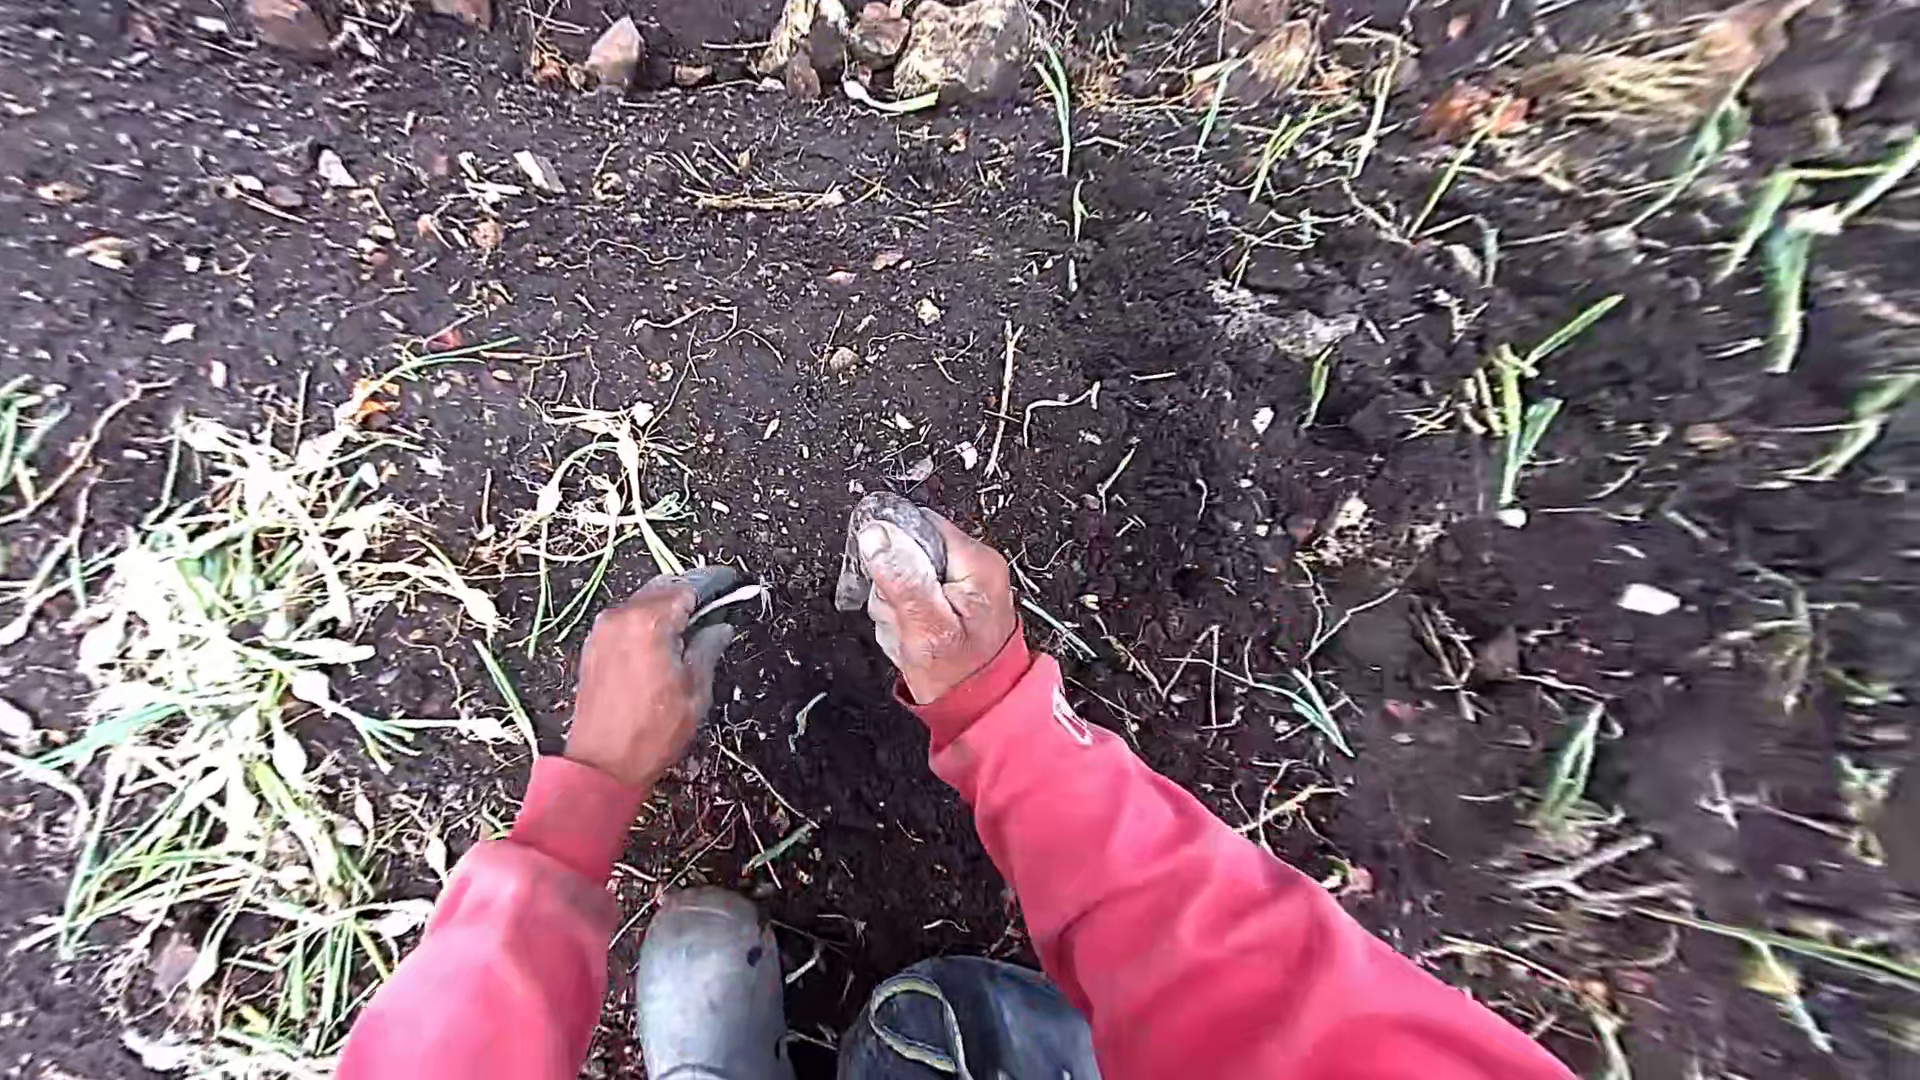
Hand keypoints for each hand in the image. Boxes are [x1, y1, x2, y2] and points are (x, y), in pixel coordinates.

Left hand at [566, 571, 735, 789]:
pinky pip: (629, 619)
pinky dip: (651, 619)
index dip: (716, 586)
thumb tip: (720, 627)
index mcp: (649, 622)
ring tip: (697, 620)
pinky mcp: (595, 647)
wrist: (602, 766)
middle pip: (665, 588)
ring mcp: (603, 631)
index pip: (690, 588)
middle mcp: (621, 618)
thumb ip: (709, 646)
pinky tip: (668, 635)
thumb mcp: (696, 687)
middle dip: (693, 592)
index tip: (735, 584)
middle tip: (720, 601)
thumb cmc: (654, 729)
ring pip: (645, 601)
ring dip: (671, 605)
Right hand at [859, 511, 1018, 703]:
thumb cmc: (958, 674)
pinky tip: (915, 633)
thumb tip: (878, 535)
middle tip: (905, 617)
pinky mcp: (952, 596)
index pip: (920, 524)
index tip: (885, 579)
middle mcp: (974, 565)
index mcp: (975, 563)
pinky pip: (912, 591)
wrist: (977, 707)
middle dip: (893, 585)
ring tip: (912, 630)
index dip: (893, 549)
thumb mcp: (925, 627)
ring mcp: (963, 581)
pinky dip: (905, 613)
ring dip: (896, 604)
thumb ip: (903, 579)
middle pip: (909, 548)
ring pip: (905, 572)